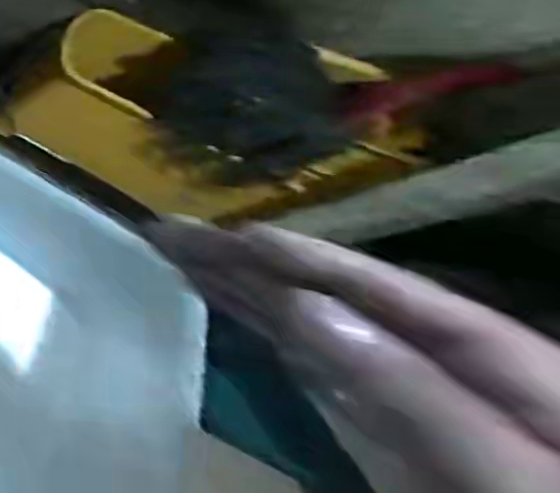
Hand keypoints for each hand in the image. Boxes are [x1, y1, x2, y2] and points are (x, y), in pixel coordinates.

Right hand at [150, 222, 559, 492]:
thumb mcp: (509, 483)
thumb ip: (416, 396)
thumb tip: (306, 306)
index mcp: (532, 384)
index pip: (415, 304)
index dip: (325, 262)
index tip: (240, 233)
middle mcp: (478, 389)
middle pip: (359, 310)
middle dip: (266, 267)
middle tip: (177, 234)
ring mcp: (440, 420)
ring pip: (332, 335)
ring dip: (254, 293)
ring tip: (182, 259)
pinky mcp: (405, 450)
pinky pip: (329, 375)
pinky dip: (273, 337)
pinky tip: (231, 312)